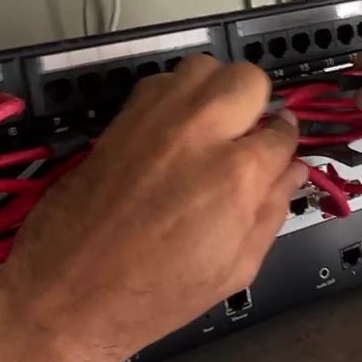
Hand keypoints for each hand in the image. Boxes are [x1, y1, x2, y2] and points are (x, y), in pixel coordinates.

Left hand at [0, 56, 305, 361]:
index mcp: (236, 174)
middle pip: (248, 78)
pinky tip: (174, 130)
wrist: (67, 294)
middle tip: (246, 136)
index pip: (282, 131)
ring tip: (211, 126)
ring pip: (205, 67)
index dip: (285, 142)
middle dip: (257, 104)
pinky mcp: (122, 118)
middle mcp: (199, 132)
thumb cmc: (156, 295)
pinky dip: (178, 95)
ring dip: (217, 90)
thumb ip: (273, 210)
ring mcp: (156, 119)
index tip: (279, 150)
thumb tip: (294, 170)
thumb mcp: (237, 268)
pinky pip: (163, 80)